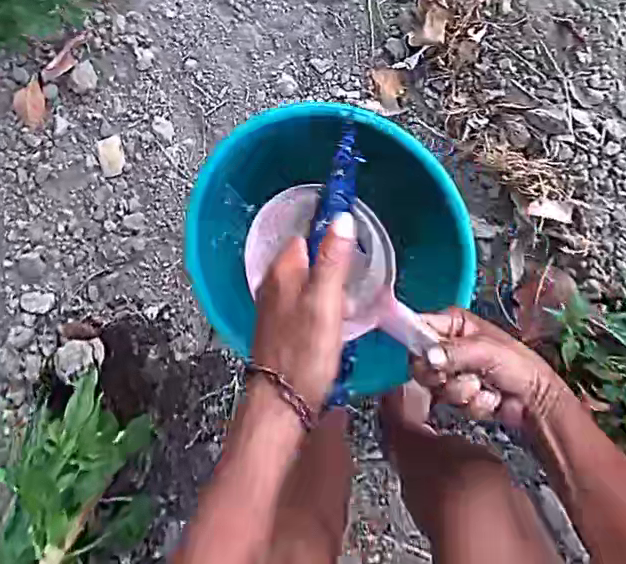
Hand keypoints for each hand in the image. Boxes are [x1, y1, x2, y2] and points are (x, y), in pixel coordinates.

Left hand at [250, 212, 356, 406]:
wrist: (281, 406)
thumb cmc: (304, 354)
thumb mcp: (326, 300)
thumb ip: (333, 258)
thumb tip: (342, 219)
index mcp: (282, 270)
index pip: (307, 235)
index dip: (330, 239)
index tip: (352, 249)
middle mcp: (273, 284)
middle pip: (308, 259)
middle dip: (332, 268)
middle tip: (352, 286)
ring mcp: (274, 306)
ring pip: (307, 283)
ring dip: (328, 291)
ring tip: (346, 309)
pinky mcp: (279, 327)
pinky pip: (304, 304)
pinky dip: (320, 309)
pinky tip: (333, 326)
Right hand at [410, 307, 570, 430]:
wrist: (537, 401)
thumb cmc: (516, 365)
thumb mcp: (485, 351)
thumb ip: (454, 352)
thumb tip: (428, 357)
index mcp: (453, 323)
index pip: (419, 327)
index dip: (419, 345)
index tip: (430, 362)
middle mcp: (448, 343)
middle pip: (421, 361)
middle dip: (443, 376)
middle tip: (461, 378)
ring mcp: (452, 370)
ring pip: (436, 385)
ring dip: (461, 392)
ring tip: (483, 387)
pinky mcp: (457, 393)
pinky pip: (450, 402)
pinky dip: (471, 404)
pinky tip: (490, 399)